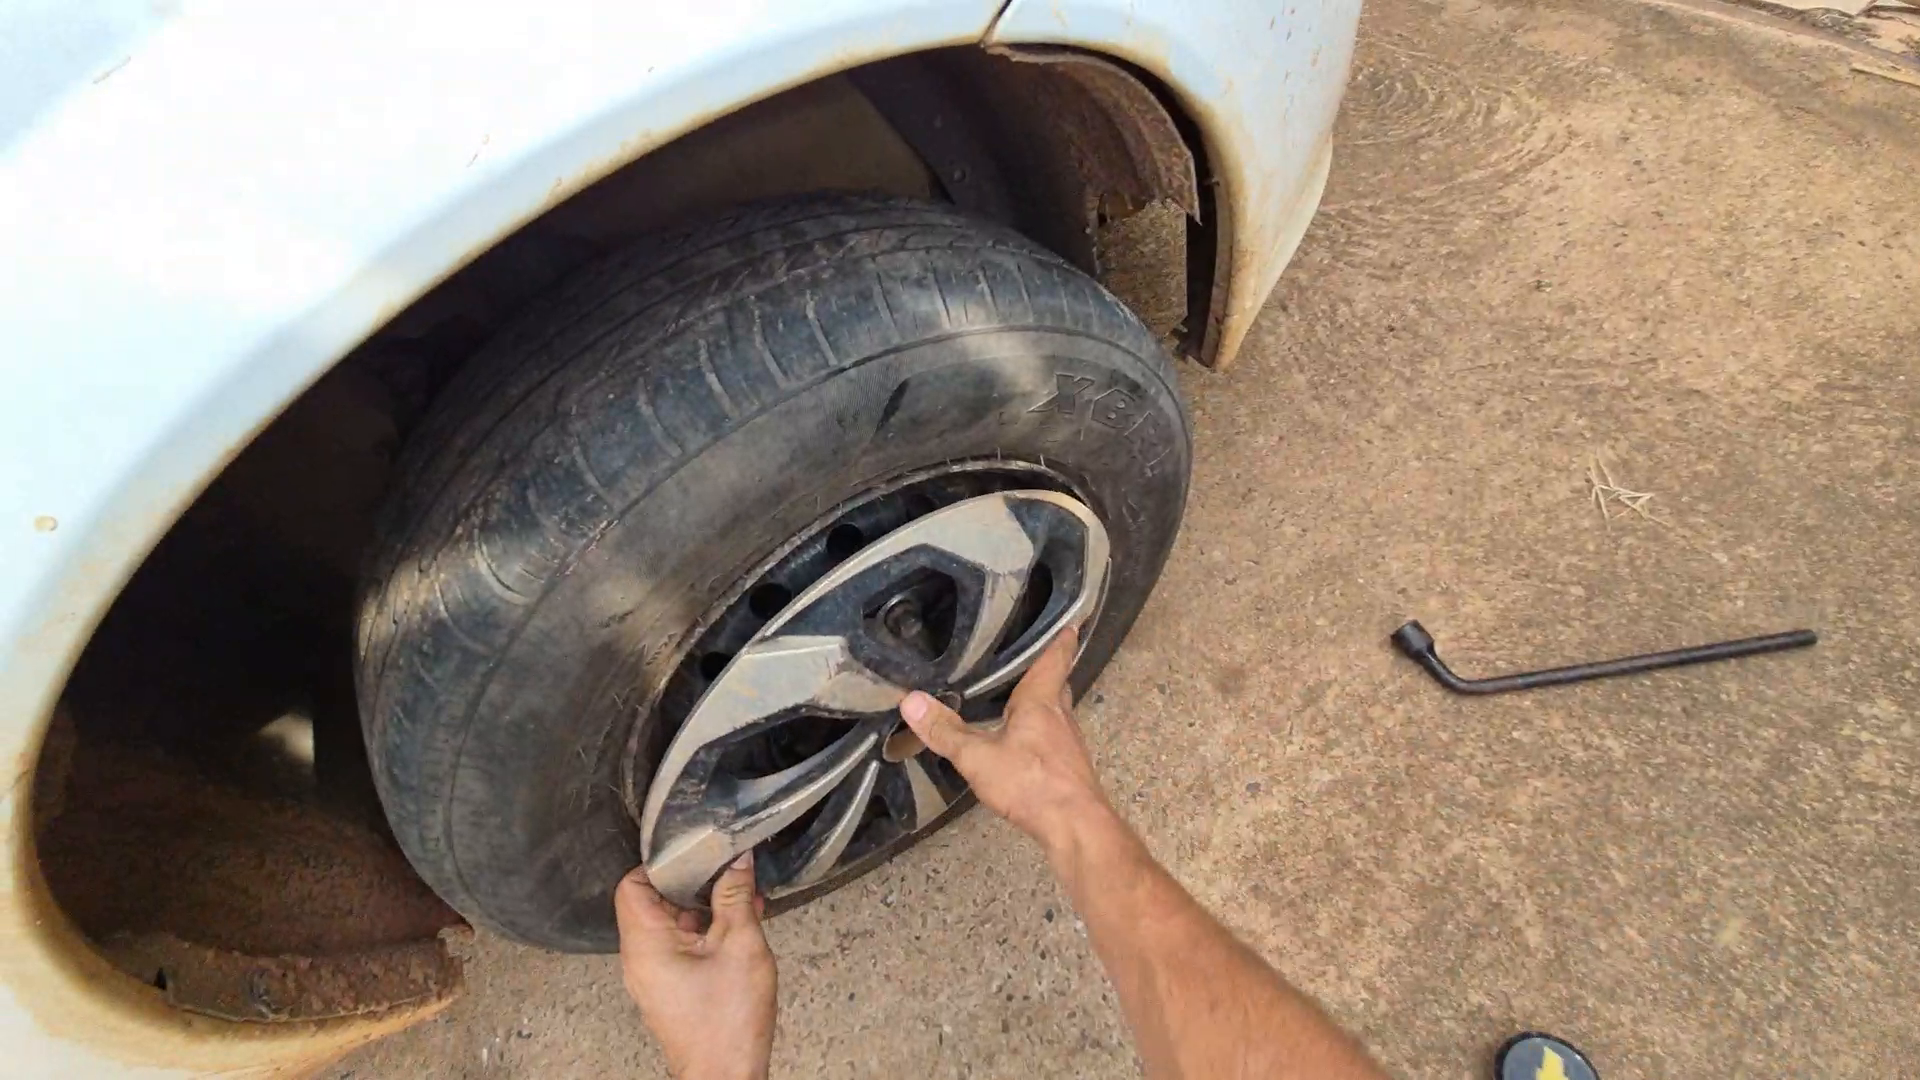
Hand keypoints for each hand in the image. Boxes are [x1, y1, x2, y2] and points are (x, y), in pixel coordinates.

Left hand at [614, 853, 776, 1079]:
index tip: (695, 848)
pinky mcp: (673, 986)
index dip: (659, 863)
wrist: (728, 1077)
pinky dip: (709, 926)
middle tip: (727, 863)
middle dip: (692, 879)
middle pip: (654, 901)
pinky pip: (683, 942)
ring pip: (673, 921)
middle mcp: (641, 958)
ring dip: (707, 903)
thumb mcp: (740, 942)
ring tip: (744, 890)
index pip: (631, 886)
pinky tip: (745, 916)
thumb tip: (738, 855)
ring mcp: (656, 975)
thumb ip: (735, 894)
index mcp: (645, 945)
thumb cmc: (729, 1014)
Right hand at [898, 627, 1114, 856]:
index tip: (1070, 622)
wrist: (1077, 828)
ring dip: (1045, 702)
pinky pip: (1055, 739)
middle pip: (1057, 685)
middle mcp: (1061, 717)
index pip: (1055, 660)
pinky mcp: (1069, 769)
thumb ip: (945, 731)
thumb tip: (910, 700)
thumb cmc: (1031, 782)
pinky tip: (1026, 745)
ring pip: (1058, 713)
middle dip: (1049, 670)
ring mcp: (1069, 744)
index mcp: (1041, 702)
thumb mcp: (978, 757)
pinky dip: (1043, 732)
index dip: (1061, 639)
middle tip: (1034, 657)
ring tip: (1023, 697)